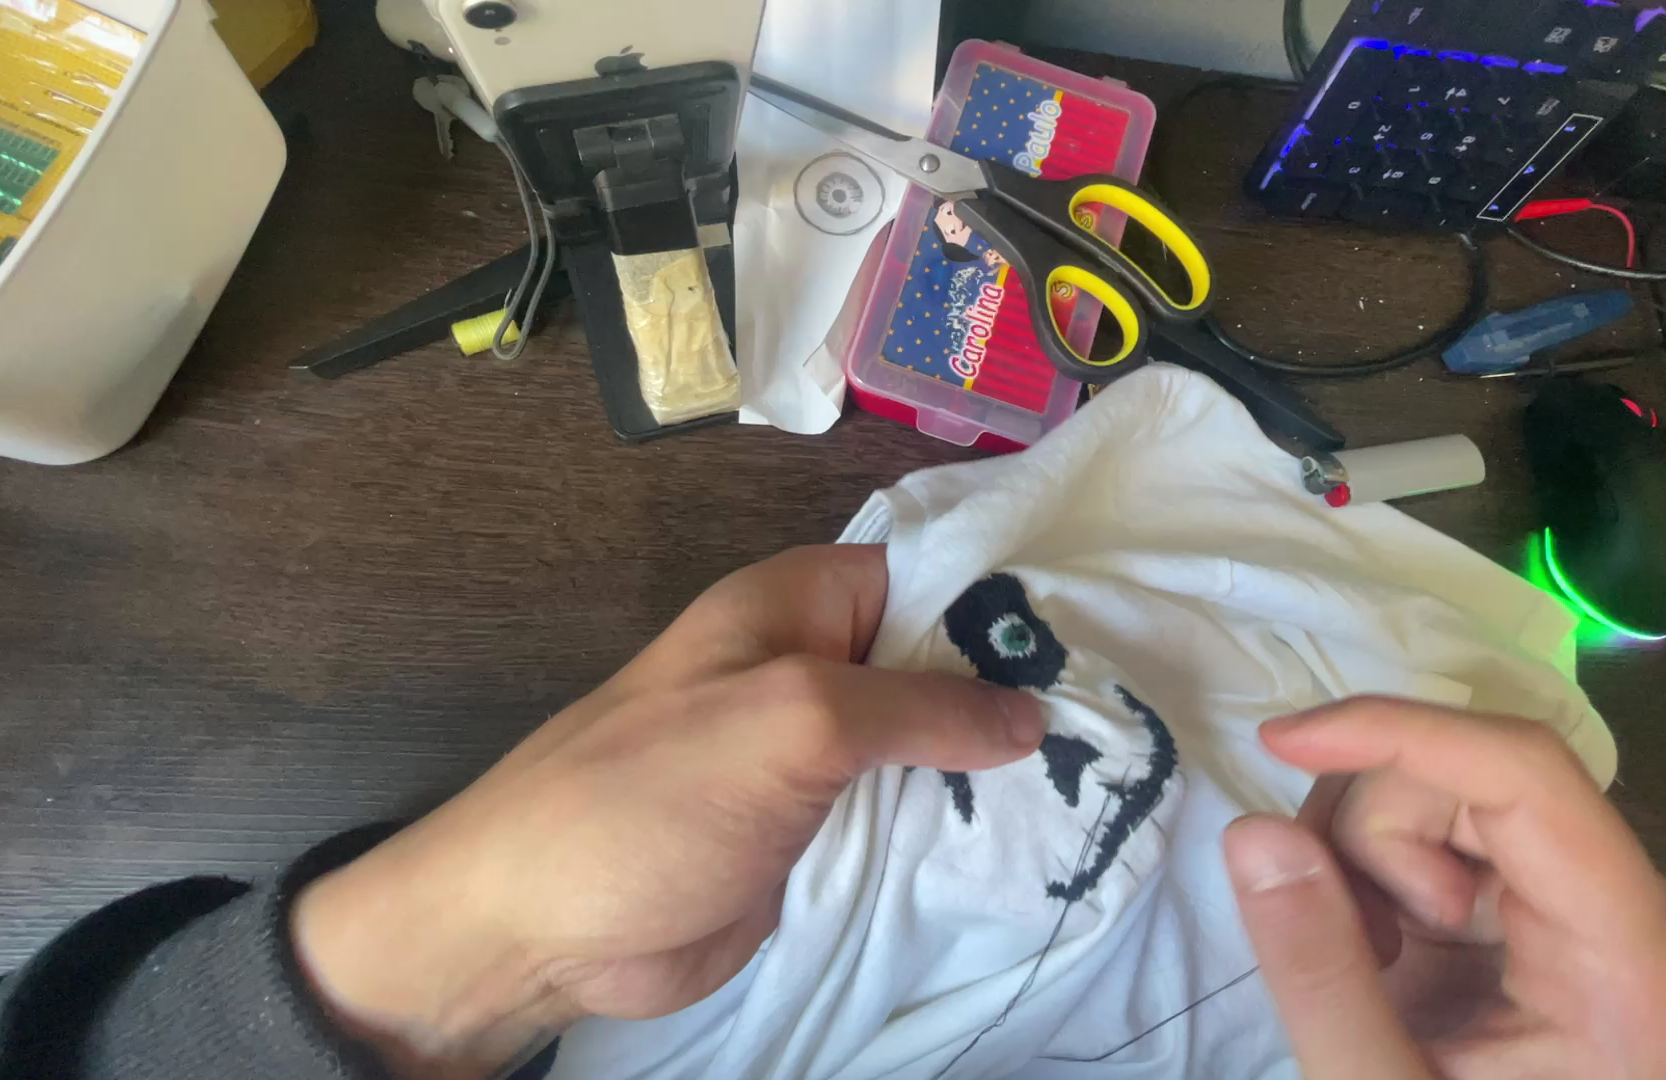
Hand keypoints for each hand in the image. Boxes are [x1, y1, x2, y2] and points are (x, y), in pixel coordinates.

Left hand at [291, 546, 1045, 1077]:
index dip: (1005, 596)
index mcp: (806, 602)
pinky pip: (910, 801)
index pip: (928, 571)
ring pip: (931, 735)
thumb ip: (915, 706)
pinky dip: (960, 813)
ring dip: (993, 757)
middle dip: (1013, 684)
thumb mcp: (793, 721)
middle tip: (1118, 713)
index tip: (1096, 629)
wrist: (547, 922)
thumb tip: (1028, 714)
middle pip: (939, 658)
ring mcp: (826, 744)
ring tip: (1102, 773)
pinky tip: (1036, 830)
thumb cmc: (656, 789)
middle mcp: (822, 660)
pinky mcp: (827, 817)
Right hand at [1224, 698, 1665, 1079]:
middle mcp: (1630, 905)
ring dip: (1357, 849)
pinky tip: (1382, 939)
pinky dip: (1366, 860)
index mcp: (1635, 962)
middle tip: (1356, 936)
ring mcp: (1585, 895)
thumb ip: (1319, 974)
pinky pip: (1424, 817)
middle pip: (1458, 778)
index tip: (1275, 739)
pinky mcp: (1534, 894)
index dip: (1395, 731)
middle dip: (1364, 833)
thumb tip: (1253, 830)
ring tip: (1369, 949)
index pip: (1525, 775)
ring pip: (1429, 787)